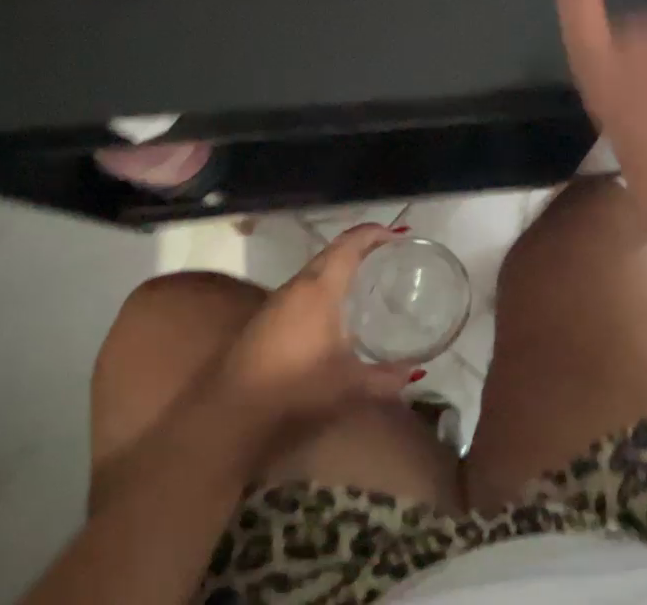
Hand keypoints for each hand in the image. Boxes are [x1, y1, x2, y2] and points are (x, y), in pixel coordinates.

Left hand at [215, 225, 411, 430]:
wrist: (232, 413)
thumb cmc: (295, 389)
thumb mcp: (350, 386)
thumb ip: (387, 377)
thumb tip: (415, 371)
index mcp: (319, 289)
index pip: (349, 245)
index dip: (374, 233)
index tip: (399, 235)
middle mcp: (297, 286)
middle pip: (332, 252)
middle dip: (361, 247)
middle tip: (391, 254)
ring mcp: (277, 302)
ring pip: (315, 271)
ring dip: (341, 267)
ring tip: (371, 278)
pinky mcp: (266, 319)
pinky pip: (303, 289)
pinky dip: (326, 286)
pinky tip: (338, 310)